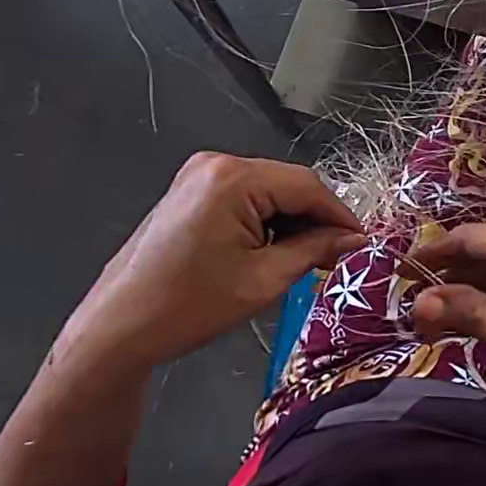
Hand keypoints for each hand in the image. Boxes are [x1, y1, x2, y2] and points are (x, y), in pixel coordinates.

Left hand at [57, 152, 365, 375]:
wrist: (121, 322)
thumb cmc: (191, 304)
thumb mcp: (263, 279)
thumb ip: (314, 250)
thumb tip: (354, 240)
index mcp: (233, 177)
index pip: (306, 185)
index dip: (340, 215)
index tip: (363, 244)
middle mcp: (215, 162)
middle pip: (285, 183)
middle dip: (314, 218)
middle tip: (336, 257)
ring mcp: (198, 173)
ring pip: (266, 190)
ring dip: (289, 219)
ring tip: (303, 259)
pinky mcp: (190, 189)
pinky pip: (242, 195)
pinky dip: (263, 219)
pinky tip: (270, 249)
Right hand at [411, 222, 485, 432]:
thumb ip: (467, 310)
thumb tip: (415, 300)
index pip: (466, 237)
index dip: (429, 255)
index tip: (396, 276)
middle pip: (477, 254)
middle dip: (443, 280)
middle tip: (409, 307)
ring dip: (462, 296)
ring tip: (429, 322)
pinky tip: (463, 326)